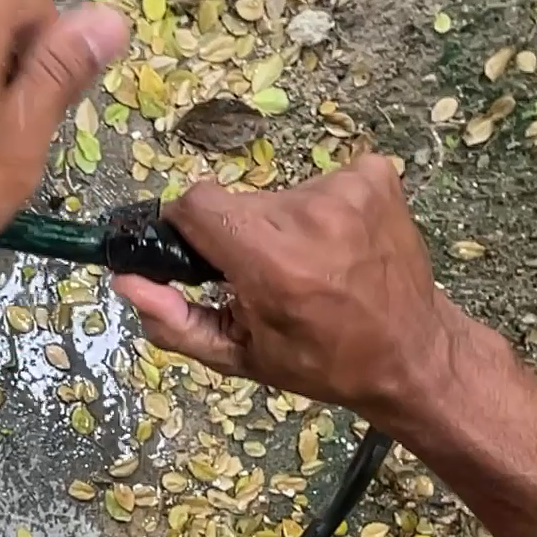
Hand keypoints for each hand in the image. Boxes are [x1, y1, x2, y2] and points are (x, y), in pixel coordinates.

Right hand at [113, 155, 475, 425]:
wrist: (410, 352)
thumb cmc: (316, 363)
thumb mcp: (236, 357)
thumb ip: (173, 321)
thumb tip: (126, 279)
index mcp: (275, 263)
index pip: (195, 204)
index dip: (187, 228)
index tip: (201, 257)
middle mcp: (312, 215)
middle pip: (232, 203)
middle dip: (233, 235)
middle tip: (261, 277)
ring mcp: (350, 187)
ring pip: (271, 195)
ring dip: (275, 227)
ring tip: (306, 266)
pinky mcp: (375, 173)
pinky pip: (314, 184)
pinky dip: (313, 213)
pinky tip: (335, 246)